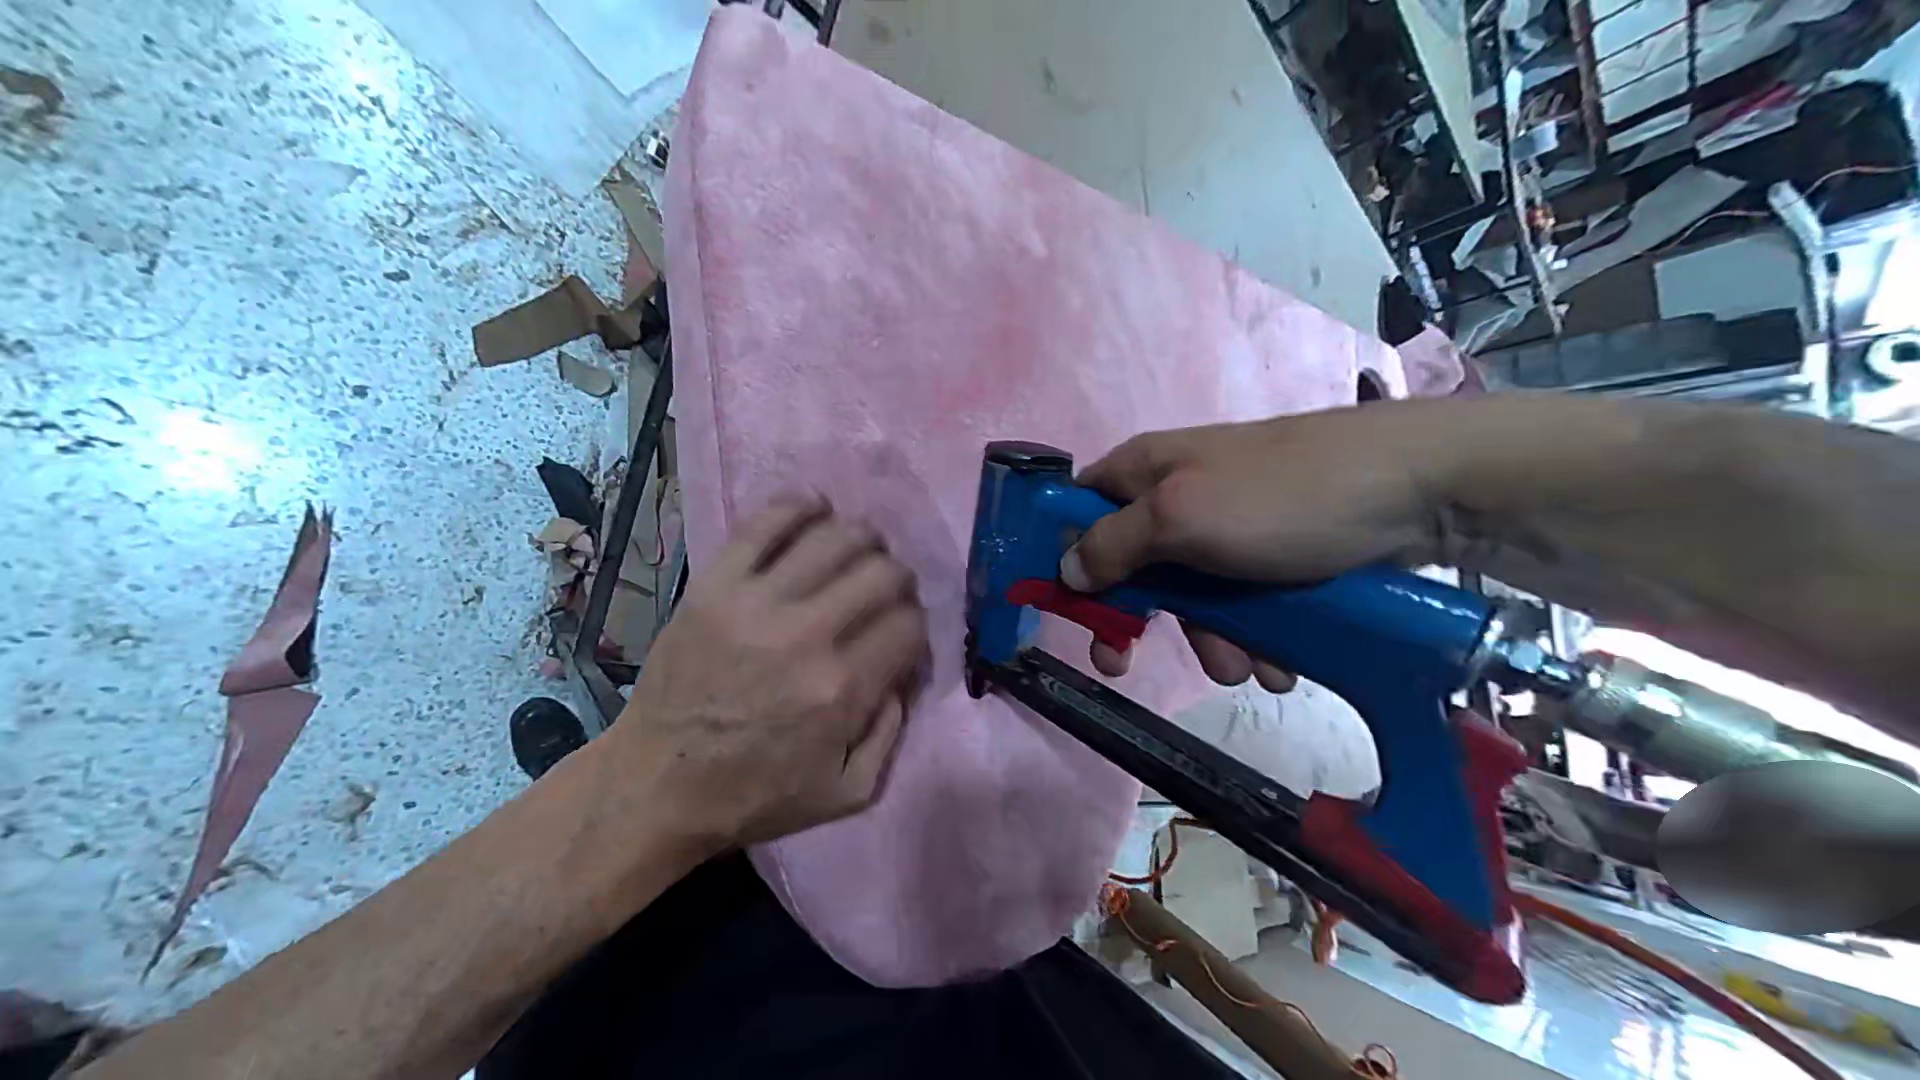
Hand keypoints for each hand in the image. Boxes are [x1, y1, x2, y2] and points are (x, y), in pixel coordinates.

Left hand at [611, 496, 927, 847]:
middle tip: (885, 589)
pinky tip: (816, 509)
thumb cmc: (754, 793)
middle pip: (882, 573)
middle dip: (898, 577)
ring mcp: (756, 603)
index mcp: (843, 689)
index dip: (916, 623)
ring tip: (858, 549)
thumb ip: (892, 734)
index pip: (909, 624)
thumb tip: (907, 675)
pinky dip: (799, 505)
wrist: (655, 783)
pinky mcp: (714, 585)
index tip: (903, 631)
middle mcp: (807, 635)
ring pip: (834, 538)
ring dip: (861, 537)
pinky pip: (765, 523)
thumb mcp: (846, 793)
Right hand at [1059, 404, 1455, 688]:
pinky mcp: (1270, 556)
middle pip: (1128, 564)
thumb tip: (1065, 570)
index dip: (1064, 556)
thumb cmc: (1280, 499)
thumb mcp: (1180, 518)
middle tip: (1124, 663)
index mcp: (1143, 471)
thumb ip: (1112, 544)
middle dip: (1137, 618)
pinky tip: (1278, 661)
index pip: (1078, 510)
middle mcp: (1176, 496)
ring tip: (1246, 664)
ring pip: (1188, 595)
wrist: (1417, 489)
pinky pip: (1240, 605)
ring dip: (1209, 640)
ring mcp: (1226, 528)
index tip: (1065, 606)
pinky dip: (1252, 637)